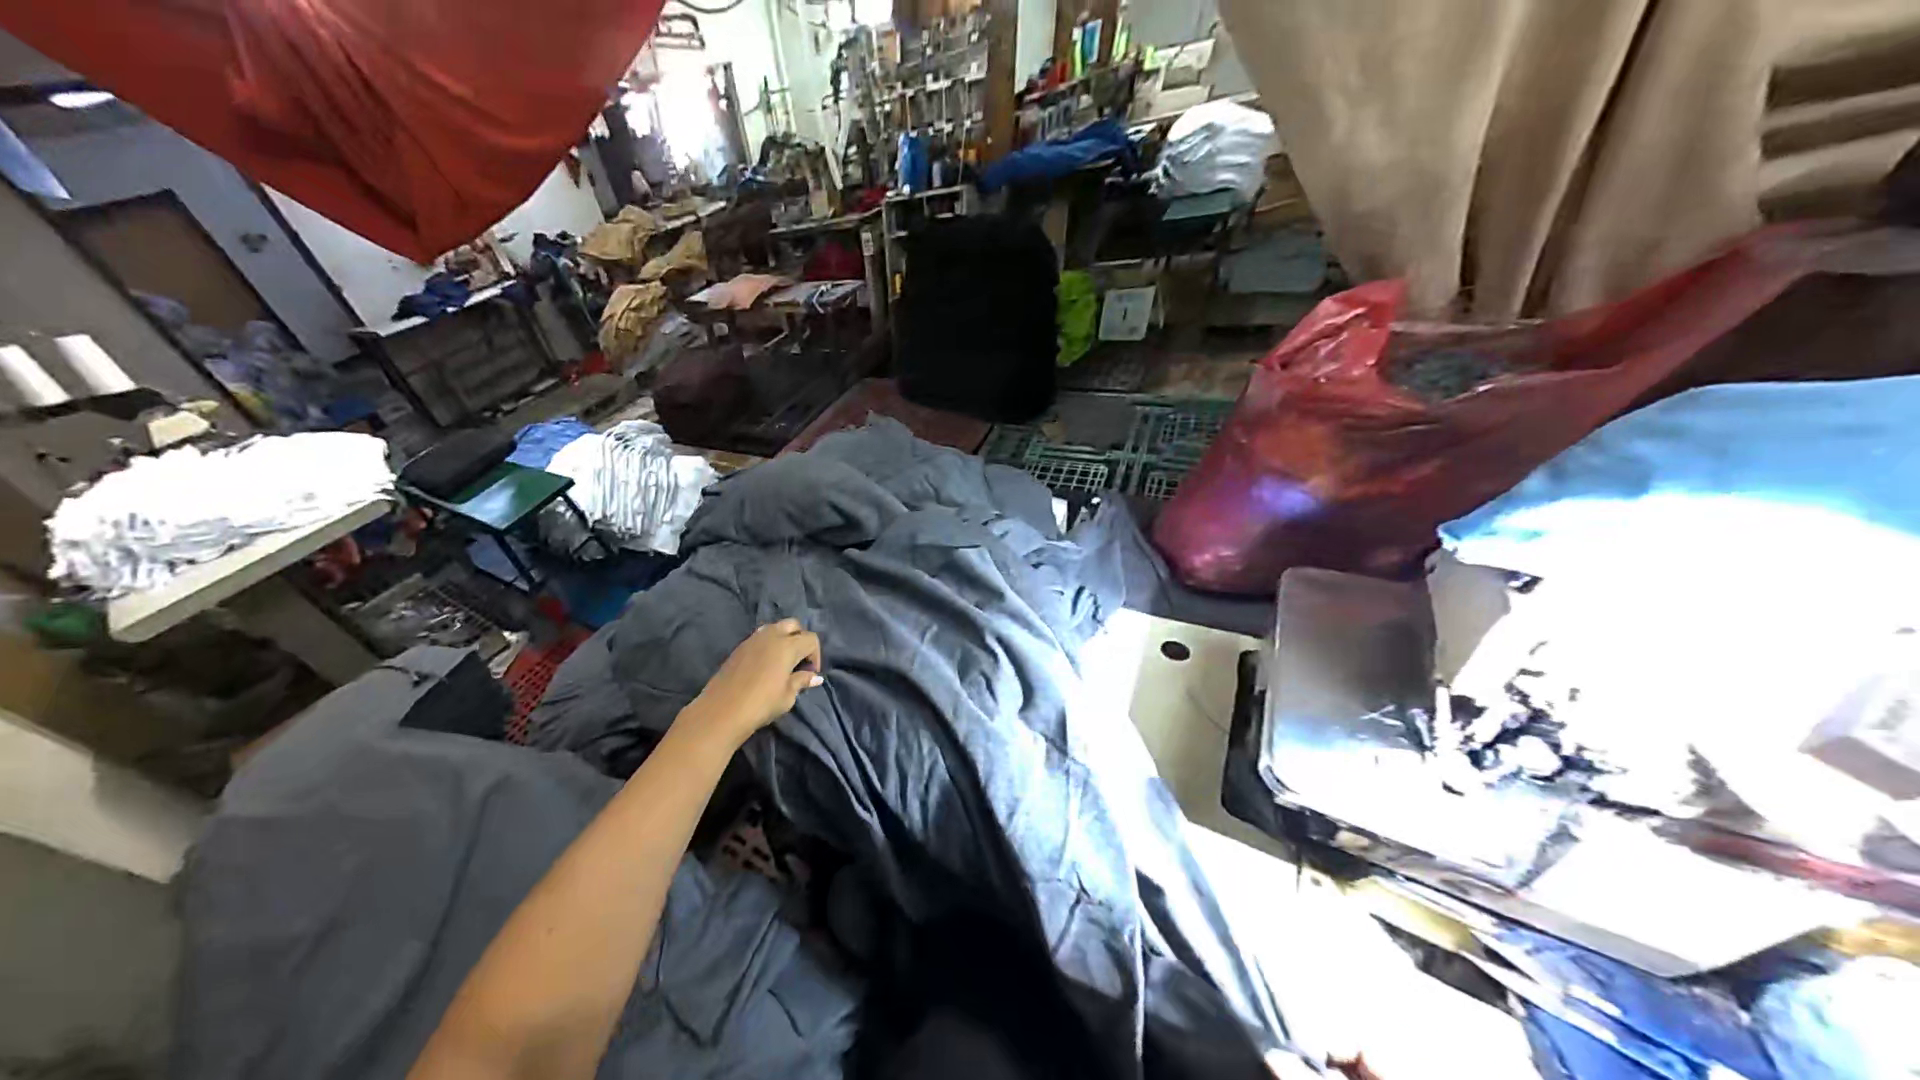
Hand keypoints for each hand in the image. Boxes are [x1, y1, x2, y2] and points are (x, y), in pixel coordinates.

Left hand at [675, 619, 822, 748]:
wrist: (722, 711)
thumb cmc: (761, 704)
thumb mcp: (788, 696)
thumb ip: (802, 681)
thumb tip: (815, 677)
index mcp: (788, 645)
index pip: (811, 639)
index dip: (816, 655)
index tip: (811, 674)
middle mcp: (771, 635)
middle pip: (793, 625)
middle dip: (801, 639)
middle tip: (799, 661)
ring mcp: (752, 639)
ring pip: (775, 628)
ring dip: (783, 639)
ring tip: (783, 662)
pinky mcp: (739, 647)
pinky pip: (760, 637)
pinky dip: (768, 644)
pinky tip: (766, 665)